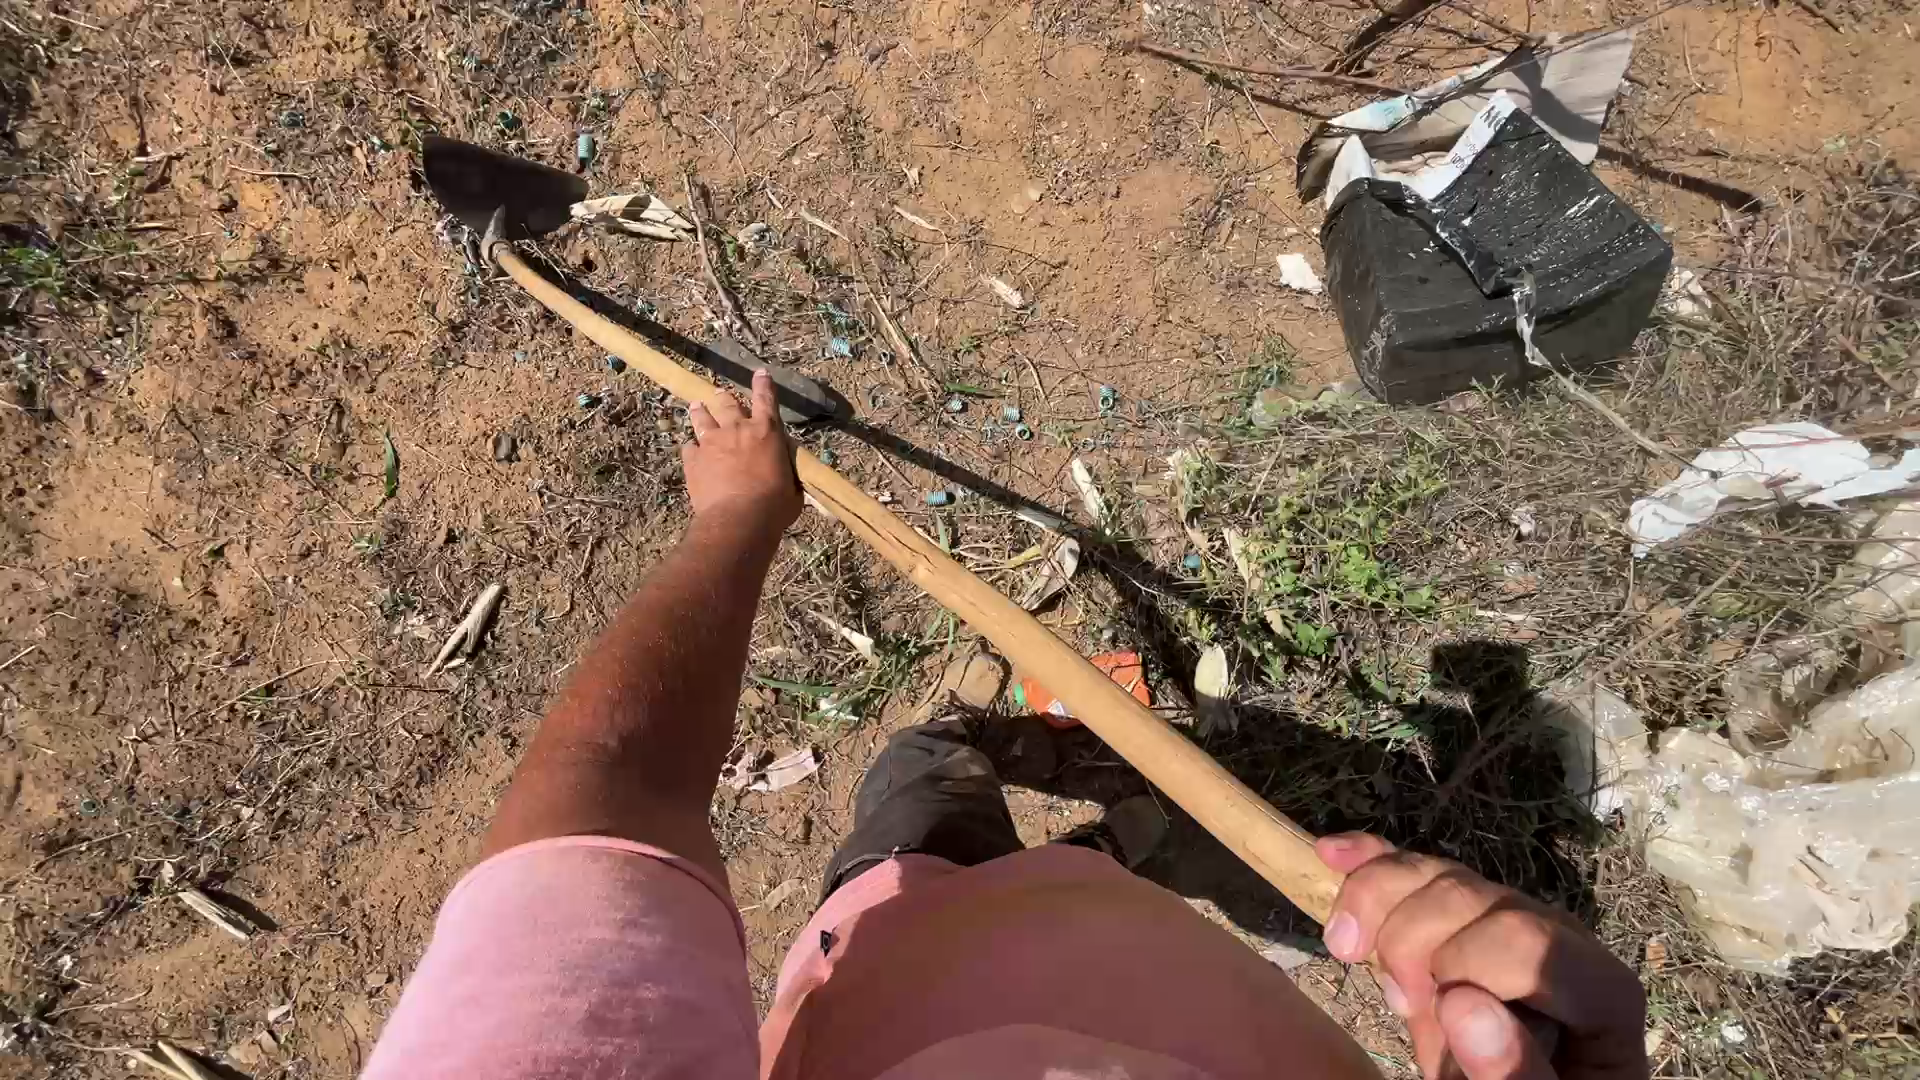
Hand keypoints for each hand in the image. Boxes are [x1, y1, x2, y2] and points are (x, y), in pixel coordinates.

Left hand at [682, 370, 800, 532]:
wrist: (738, 520)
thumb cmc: (774, 506)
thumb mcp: (793, 489)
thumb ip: (788, 474)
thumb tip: (788, 473)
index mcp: (768, 432)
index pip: (766, 398)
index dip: (763, 384)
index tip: (760, 373)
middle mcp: (738, 429)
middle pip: (727, 402)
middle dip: (725, 398)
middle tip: (722, 396)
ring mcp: (711, 442)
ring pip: (702, 417)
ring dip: (701, 411)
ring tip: (697, 407)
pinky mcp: (693, 459)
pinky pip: (689, 446)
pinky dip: (692, 447)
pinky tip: (692, 450)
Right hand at [1316, 833, 1646, 1079]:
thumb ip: (1512, 1073)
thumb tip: (1463, 1003)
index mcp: (1595, 985)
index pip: (1523, 938)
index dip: (1462, 967)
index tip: (1426, 1017)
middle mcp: (1552, 928)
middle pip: (1462, 893)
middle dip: (1406, 940)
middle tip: (1397, 1004)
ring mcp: (1498, 906)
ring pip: (1423, 870)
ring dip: (1369, 902)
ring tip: (1350, 953)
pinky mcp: (1450, 901)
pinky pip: (1403, 862)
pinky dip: (1363, 857)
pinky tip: (1329, 853)